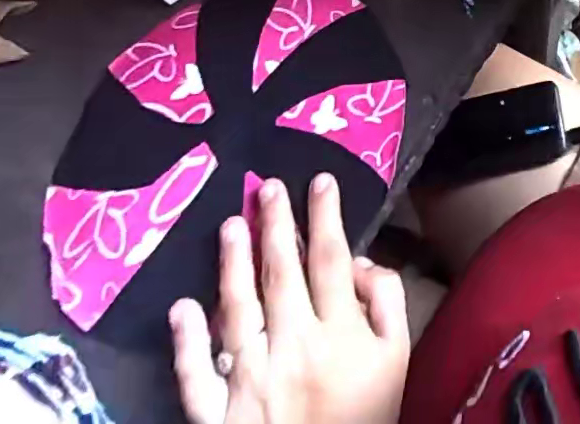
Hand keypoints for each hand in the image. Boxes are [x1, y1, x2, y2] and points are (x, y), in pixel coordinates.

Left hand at [170, 174, 408, 423]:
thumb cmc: (366, 416)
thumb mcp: (398, 357)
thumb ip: (386, 300)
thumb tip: (358, 262)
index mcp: (339, 334)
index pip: (330, 259)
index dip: (326, 216)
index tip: (320, 180)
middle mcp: (292, 348)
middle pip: (281, 274)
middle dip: (275, 225)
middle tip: (267, 186)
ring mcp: (248, 384)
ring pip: (236, 311)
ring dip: (232, 264)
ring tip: (230, 224)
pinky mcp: (216, 417)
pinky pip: (196, 376)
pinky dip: (186, 342)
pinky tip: (182, 307)